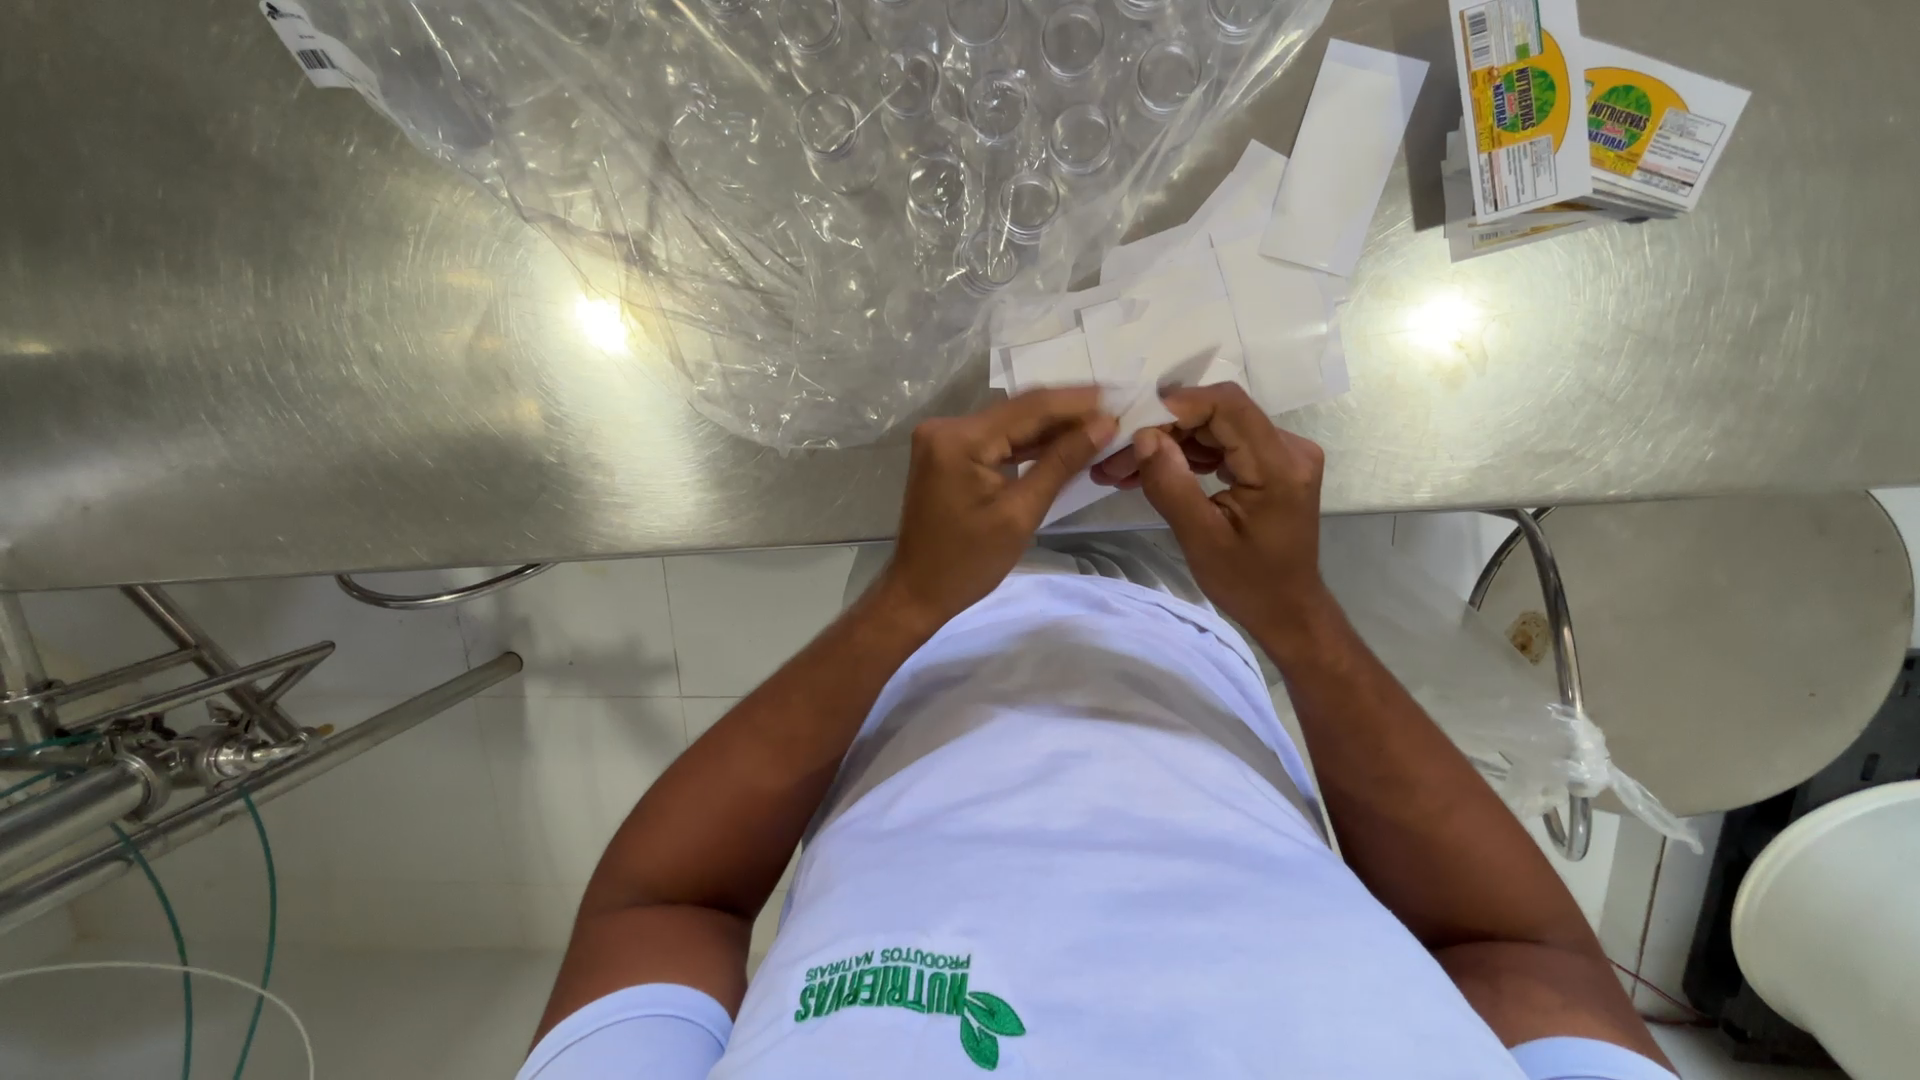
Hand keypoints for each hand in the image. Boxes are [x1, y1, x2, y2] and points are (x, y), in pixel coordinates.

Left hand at [877, 387, 1115, 627]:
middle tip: (1117, 412)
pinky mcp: (947, 453)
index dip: (1077, 402)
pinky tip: (1064, 444)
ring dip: (1051, 428)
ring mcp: (944, 439)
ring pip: (1010, 424)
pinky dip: (1028, 445)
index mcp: (959, 439)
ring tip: (1100, 427)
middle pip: (1019, 412)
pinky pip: (996, 440)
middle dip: (1068, 413)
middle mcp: (946, 427)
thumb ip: (1061, 463)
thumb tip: (1104, 425)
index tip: (1120, 396)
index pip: (1030, 408)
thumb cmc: (967, 563)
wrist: (918, 591)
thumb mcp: (1020, 514)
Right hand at [1099, 383, 1330, 638]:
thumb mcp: (1202, 539)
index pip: (1227, 406)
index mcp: (1279, 465)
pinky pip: (1222, 444)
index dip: (1176, 406)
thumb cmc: (1248, 582)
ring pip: (1215, 427)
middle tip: (1115, 458)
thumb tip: (1143, 438)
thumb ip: (1172, 485)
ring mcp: (1282, 453)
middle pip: (1218, 414)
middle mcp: (1289, 448)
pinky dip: (1186, 455)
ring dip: (1168, 443)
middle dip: (1162, 429)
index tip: (1129, 427)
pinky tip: (1151, 471)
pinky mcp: (1270, 463)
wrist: (1287, 609)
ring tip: (1122, 469)